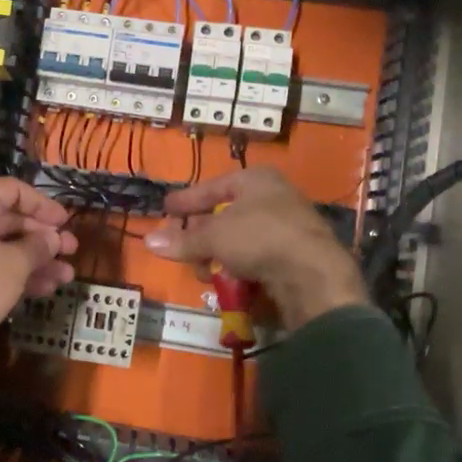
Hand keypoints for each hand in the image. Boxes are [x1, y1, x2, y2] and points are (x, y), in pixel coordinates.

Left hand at [0, 178, 78, 352]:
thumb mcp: (14, 264)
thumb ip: (38, 246)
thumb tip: (53, 238)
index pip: (13, 191)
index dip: (43, 205)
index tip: (65, 222)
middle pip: (9, 220)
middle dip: (43, 238)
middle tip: (71, 251)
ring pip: (2, 247)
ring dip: (35, 261)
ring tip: (65, 277)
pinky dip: (14, 273)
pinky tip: (44, 289)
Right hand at [144, 168, 366, 329]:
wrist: (313, 273)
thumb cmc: (259, 237)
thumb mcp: (214, 237)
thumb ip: (182, 240)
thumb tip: (149, 241)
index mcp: (256, 180)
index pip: (213, 187)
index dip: (187, 200)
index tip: (166, 208)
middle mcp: (275, 197)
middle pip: (227, 215)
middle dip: (202, 235)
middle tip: (182, 248)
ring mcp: (288, 226)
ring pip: (241, 239)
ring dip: (219, 256)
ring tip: (204, 273)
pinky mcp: (296, 255)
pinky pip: (257, 257)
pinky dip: (240, 267)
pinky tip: (229, 282)